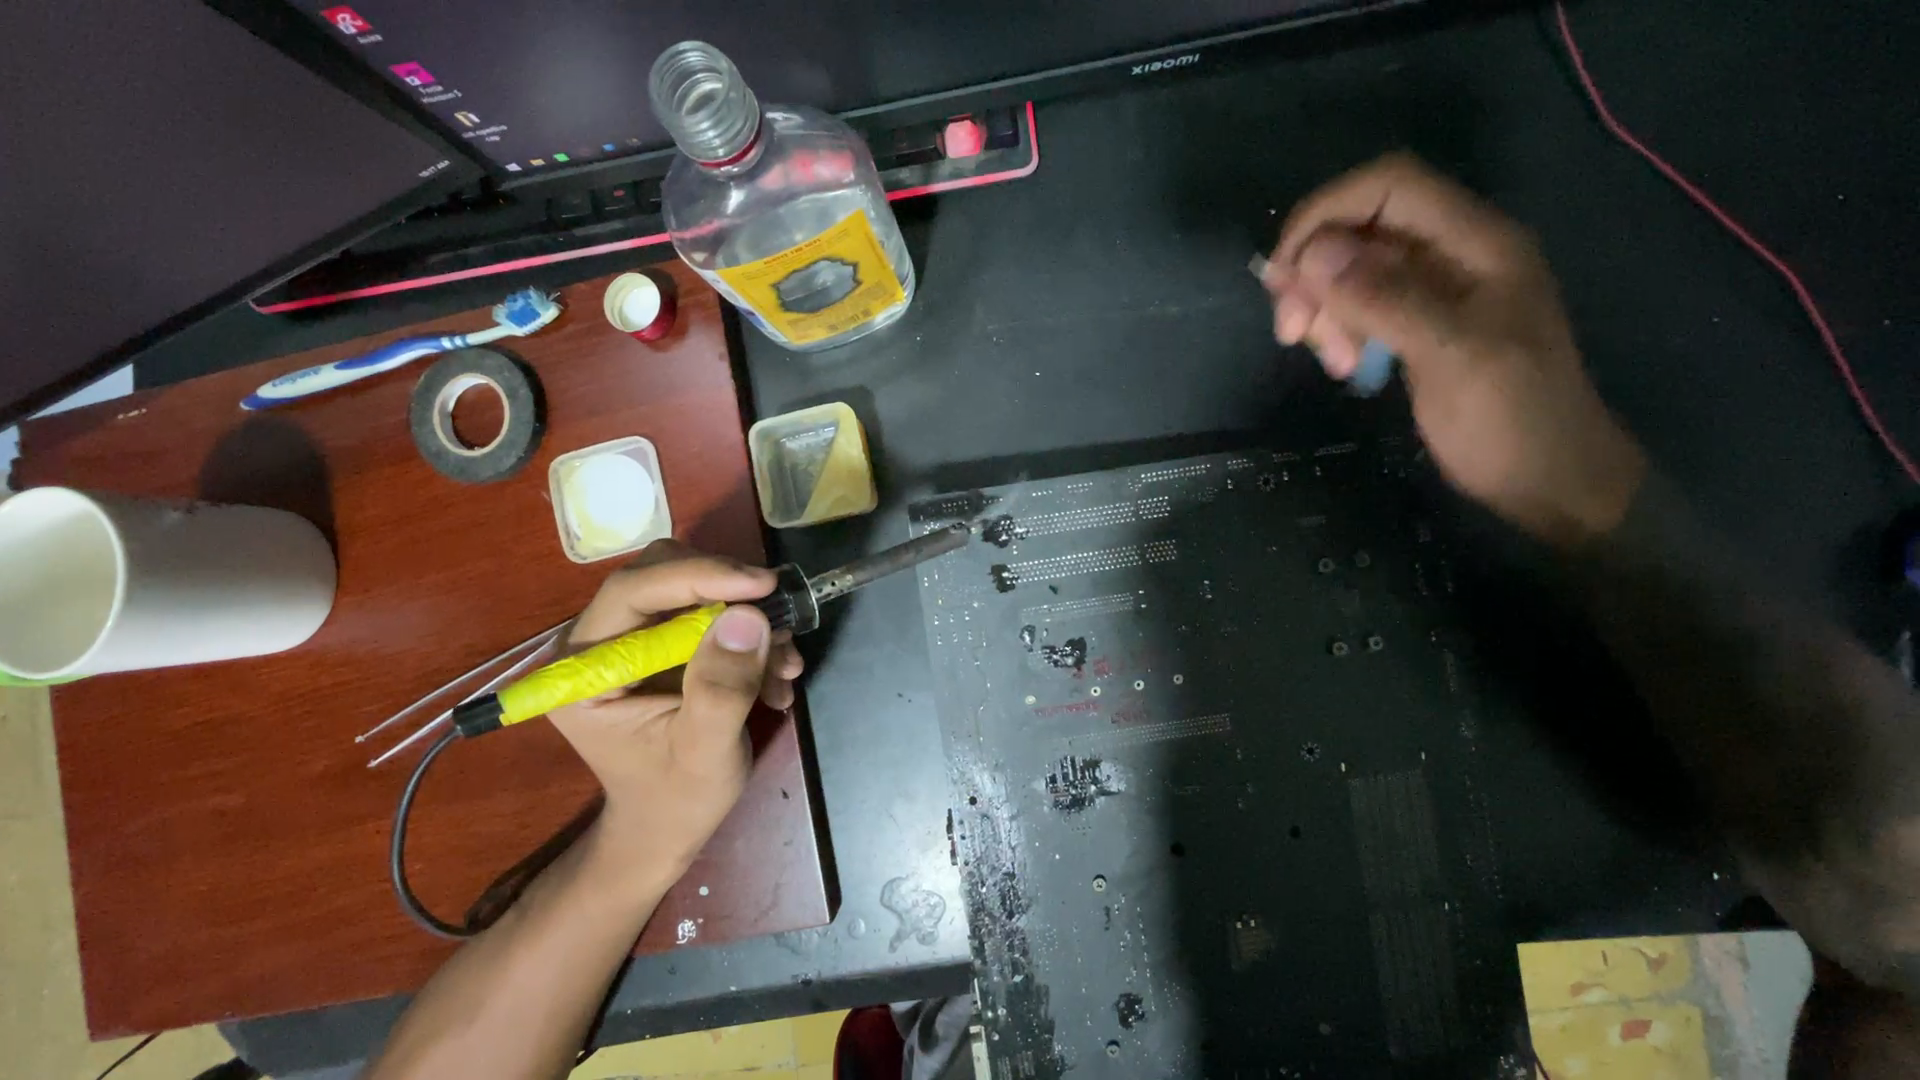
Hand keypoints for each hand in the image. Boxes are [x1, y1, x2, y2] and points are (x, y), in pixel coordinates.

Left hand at [546, 541, 804, 883]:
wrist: (669, 828)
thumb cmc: (675, 800)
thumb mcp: (704, 752)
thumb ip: (720, 688)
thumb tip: (748, 616)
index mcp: (583, 668)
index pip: (632, 591)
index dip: (697, 576)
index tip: (763, 584)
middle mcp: (602, 642)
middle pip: (663, 575)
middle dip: (728, 594)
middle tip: (778, 620)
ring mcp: (635, 642)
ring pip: (694, 589)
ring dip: (749, 620)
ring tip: (784, 669)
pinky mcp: (665, 647)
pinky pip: (712, 615)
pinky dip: (751, 638)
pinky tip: (775, 680)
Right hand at [1260, 153, 1646, 544]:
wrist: (1550, 480)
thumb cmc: (1513, 419)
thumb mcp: (1453, 356)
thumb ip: (1387, 300)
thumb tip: (1313, 254)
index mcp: (1476, 241)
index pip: (1388, 186)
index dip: (1326, 213)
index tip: (1283, 272)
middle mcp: (1453, 253)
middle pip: (1360, 227)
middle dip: (1315, 271)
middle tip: (1291, 331)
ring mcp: (1435, 290)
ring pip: (1352, 269)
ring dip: (1322, 307)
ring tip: (1328, 361)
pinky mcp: (1418, 324)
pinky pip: (1360, 305)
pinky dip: (1337, 328)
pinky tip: (1342, 364)